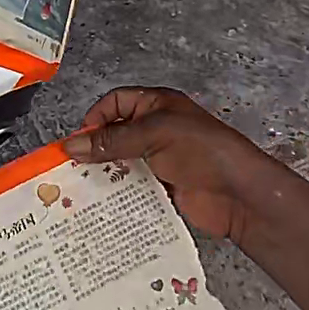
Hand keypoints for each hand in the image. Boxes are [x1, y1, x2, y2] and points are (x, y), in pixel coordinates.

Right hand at [62, 87, 281, 241]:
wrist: (237, 194)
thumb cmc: (202, 150)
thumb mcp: (154, 134)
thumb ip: (113, 140)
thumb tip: (71, 145)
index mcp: (156, 105)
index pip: (116, 103)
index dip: (95, 118)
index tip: (78, 142)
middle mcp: (156, 129)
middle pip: (115, 135)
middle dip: (95, 150)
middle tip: (70, 170)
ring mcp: (159, 160)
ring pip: (121, 163)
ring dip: (104, 175)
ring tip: (79, 192)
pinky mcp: (162, 187)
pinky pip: (132, 188)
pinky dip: (118, 195)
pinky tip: (101, 206)